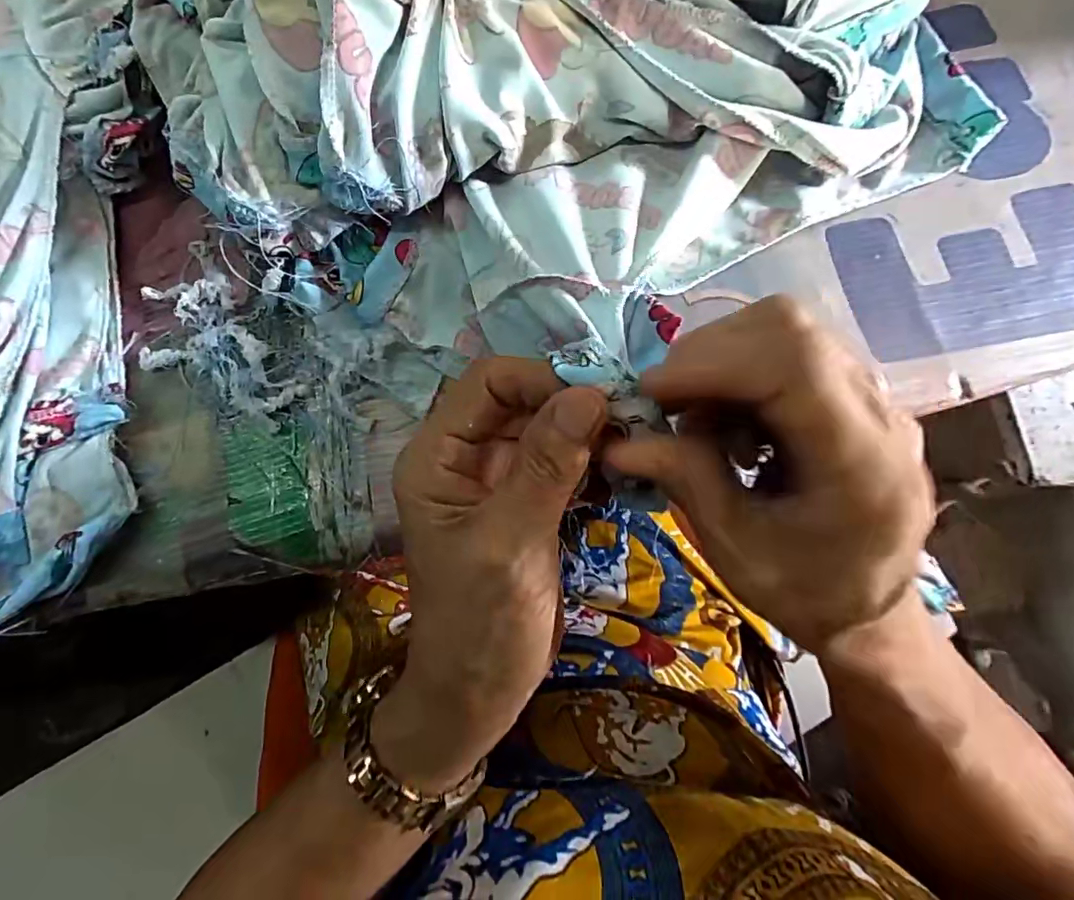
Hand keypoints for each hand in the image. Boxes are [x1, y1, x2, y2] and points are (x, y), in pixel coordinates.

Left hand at [380, 357, 606, 791]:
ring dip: (590, 433)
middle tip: (634, 421)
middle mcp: (463, 457)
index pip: (486, 382)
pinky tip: (625, 475)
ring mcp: (497, 479)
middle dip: (572, 404)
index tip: (598, 400)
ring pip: (546, 428)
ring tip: (637, 446)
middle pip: (520, 400)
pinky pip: (561, 463)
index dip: (539, 379)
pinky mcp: (527, 502)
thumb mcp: (510, 542)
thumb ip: (546, 467)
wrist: (477, 695)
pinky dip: (593, 463)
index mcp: (437, 455)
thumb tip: (588, 393)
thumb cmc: (478, 624)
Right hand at [603, 296, 933, 654]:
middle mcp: (879, 414)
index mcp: (862, 463)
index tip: (650, 394)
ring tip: (694, 416)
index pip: (792, 364)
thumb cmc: (806, 591)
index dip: (710, 363)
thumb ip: (686, 481)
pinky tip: (723, 419)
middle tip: (664, 404)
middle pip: (789, 329)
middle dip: (706, 355)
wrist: (869, 608)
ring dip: (717, 359)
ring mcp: (871, 397)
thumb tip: (618, 441)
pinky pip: (785, 347)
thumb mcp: (736, 550)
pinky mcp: (850, 392)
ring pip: (785, 328)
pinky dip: (733, 368)